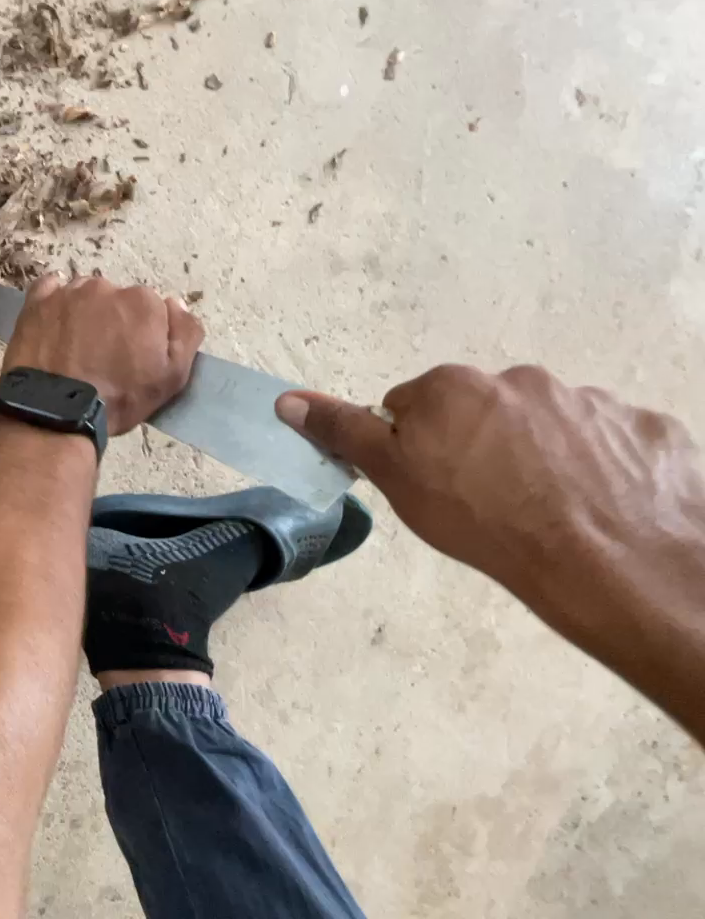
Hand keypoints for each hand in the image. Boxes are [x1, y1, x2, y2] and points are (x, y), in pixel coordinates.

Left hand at [2, 276, 202, 434]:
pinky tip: (53, 320)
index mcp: (143, 302)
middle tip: (100, 353)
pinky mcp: (36, 303)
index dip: (141, 331)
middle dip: (111, 319)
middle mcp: (105, 288)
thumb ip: (185, 333)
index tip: (129, 353)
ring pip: (82, 294)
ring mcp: (67, 293)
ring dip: (83, 311)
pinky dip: (54, 301)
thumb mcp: (173, 376)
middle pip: (114, 298)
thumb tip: (174, 304)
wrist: (55, 410)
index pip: (149, 307)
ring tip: (74, 344)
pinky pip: (48, 288)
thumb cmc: (117, 397)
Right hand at [275, 366, 704, 618]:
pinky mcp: (653, 431)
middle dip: (475, 441)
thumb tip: (289, 399)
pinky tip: (592, 499)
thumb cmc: (479, 517)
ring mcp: (594, 403)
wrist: (606, 562)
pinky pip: (610, 440)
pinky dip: (598, 464)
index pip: (411, 407)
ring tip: (541, 502)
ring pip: (544, 424)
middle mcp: (521, 380)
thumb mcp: (391, 475)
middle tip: (478, 493)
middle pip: (478, 409)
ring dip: (537, 451)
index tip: (426, 479)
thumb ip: (341, 430)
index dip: (412, 445)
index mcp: (452, 387)